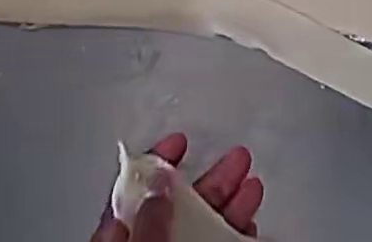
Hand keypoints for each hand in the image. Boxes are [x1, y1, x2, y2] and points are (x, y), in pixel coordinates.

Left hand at [89, 133, 264, 241]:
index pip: (135, 192)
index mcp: (117, 239)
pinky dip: (235, 231)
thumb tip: (160, 180)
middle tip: (237, 158)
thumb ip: (149, 219)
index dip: (158, 161)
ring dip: (230, 203)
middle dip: (212, 179)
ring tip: (253, 186)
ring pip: (201, 226)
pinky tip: (251, 223)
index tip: (181, 138)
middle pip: (178, 207)